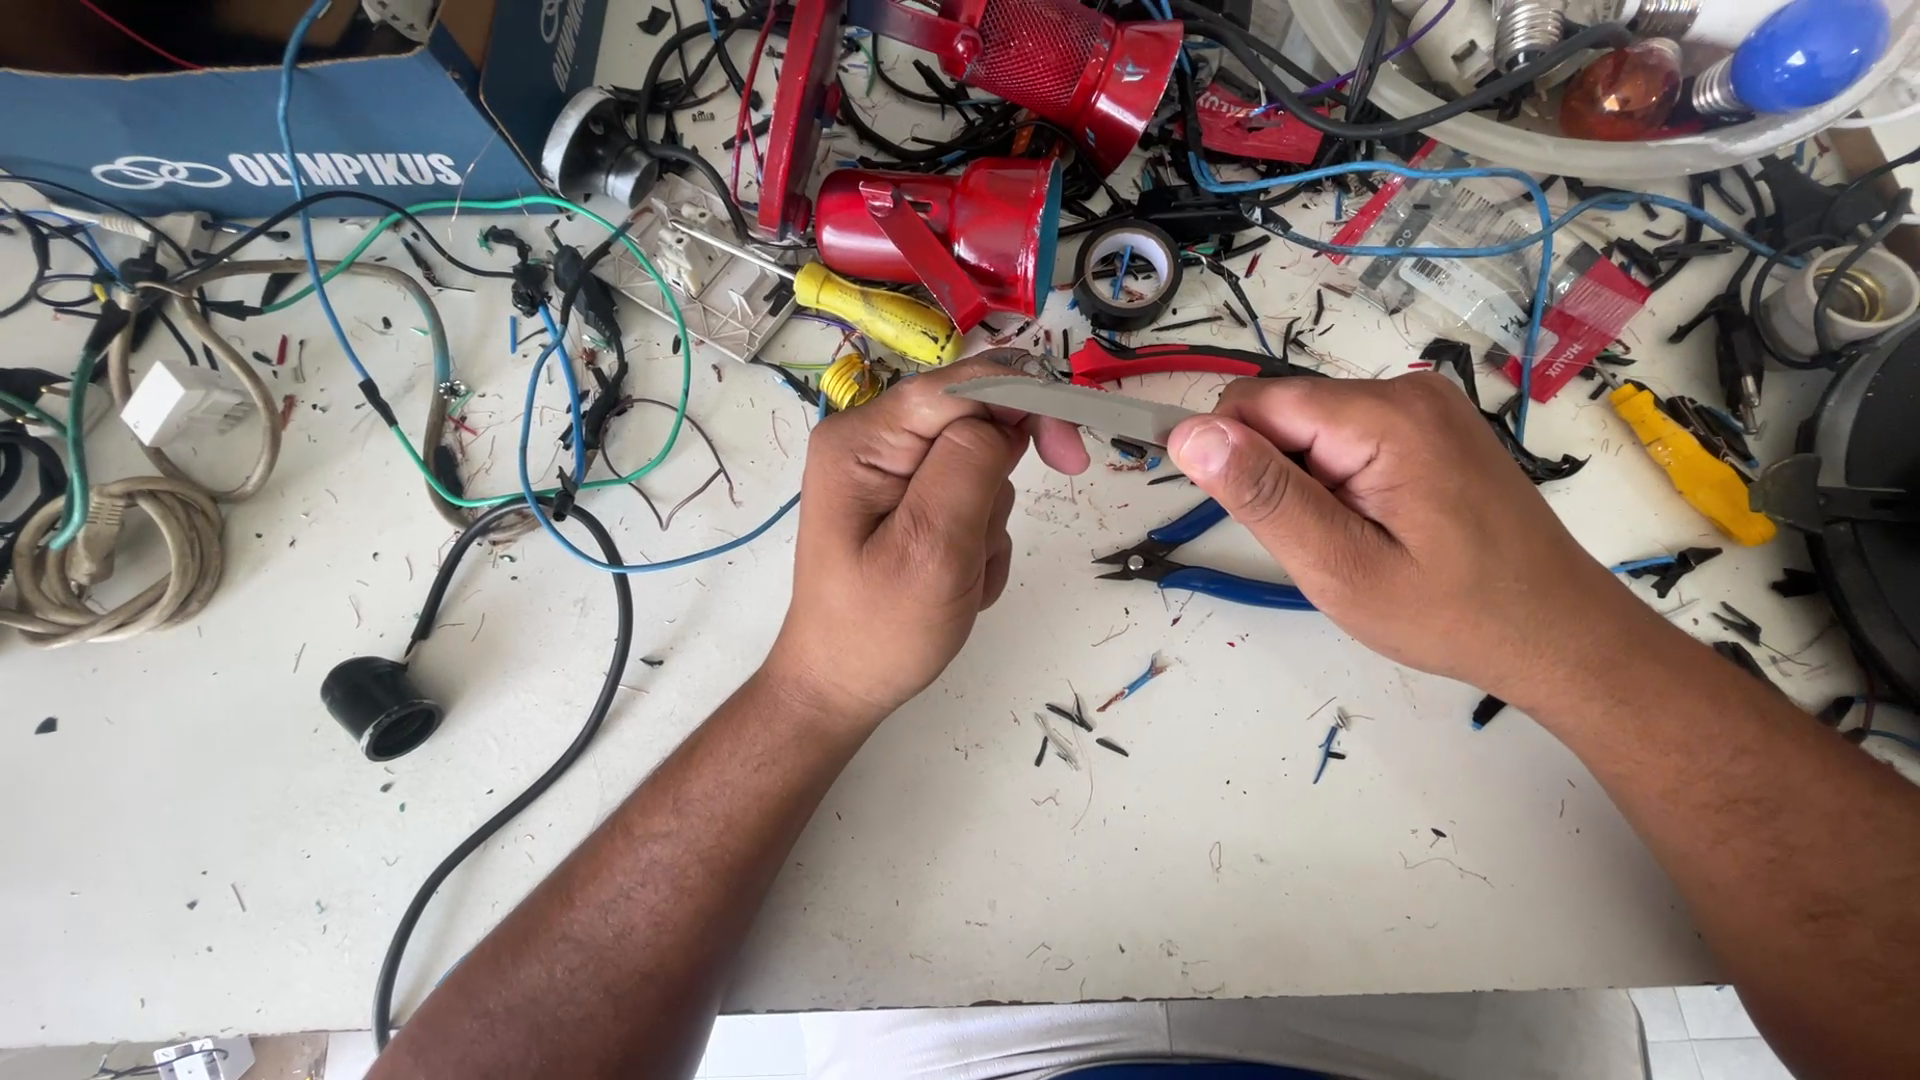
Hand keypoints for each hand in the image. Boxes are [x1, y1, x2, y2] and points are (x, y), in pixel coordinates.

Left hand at [766, 357, 1089, 725]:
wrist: (844, 685)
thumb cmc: (878, 631)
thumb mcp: (930, 549)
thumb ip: (970, 468)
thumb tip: (1005, 418)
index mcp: (862, 441)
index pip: (958, 386)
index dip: (1024, 402)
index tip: (1070, 456)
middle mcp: (874, 444)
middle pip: (973, 424)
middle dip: (993, 487)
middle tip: (976, 552)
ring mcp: (894, 475)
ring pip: (981, 467)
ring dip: (986, 524)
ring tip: (957, 576)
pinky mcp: (913, 505)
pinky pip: (973, 501)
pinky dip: (979, 542)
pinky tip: (955, 580)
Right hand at [1165, 374, 1643, 705]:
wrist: (1558, 635)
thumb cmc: (1449, 613)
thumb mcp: (1339, 566)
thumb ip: (1263, 496)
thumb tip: (1189, 435)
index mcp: (1384, 416)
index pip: (1253, 403)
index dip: (1231, 460)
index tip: (1260, 520)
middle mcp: (1406, 391)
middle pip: (1283, 412)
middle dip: (1273, 474)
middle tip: (1317, 542)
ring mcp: (1425, 407)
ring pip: (1309, 427)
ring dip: (1303, 481)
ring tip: (1349, 538)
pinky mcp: (1432, 428)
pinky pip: (1346, 438)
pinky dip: (1334, 480)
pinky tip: (1370, 525)